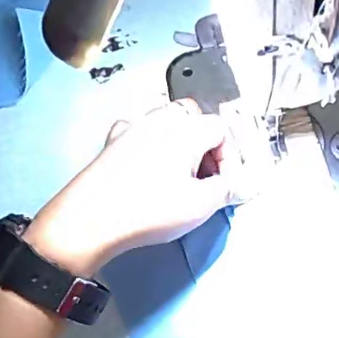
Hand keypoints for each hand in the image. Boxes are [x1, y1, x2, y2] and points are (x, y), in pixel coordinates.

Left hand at [26, 102, 240, 274]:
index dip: (231, 157)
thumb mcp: (200, 205)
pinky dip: (153, 145)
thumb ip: (229, 190)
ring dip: (182, 143)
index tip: (226, 183)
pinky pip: (141, 132)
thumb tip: (246, 186)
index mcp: (186, 130)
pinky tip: (152, 167)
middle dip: (207, 146)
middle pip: (195, 118)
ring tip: (183, 175)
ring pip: (167, 121)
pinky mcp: (113, 143)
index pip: (222, 129)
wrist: (92, 219)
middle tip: (208, 177)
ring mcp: (133, 128)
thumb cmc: (148, 209)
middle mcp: (159, 120)